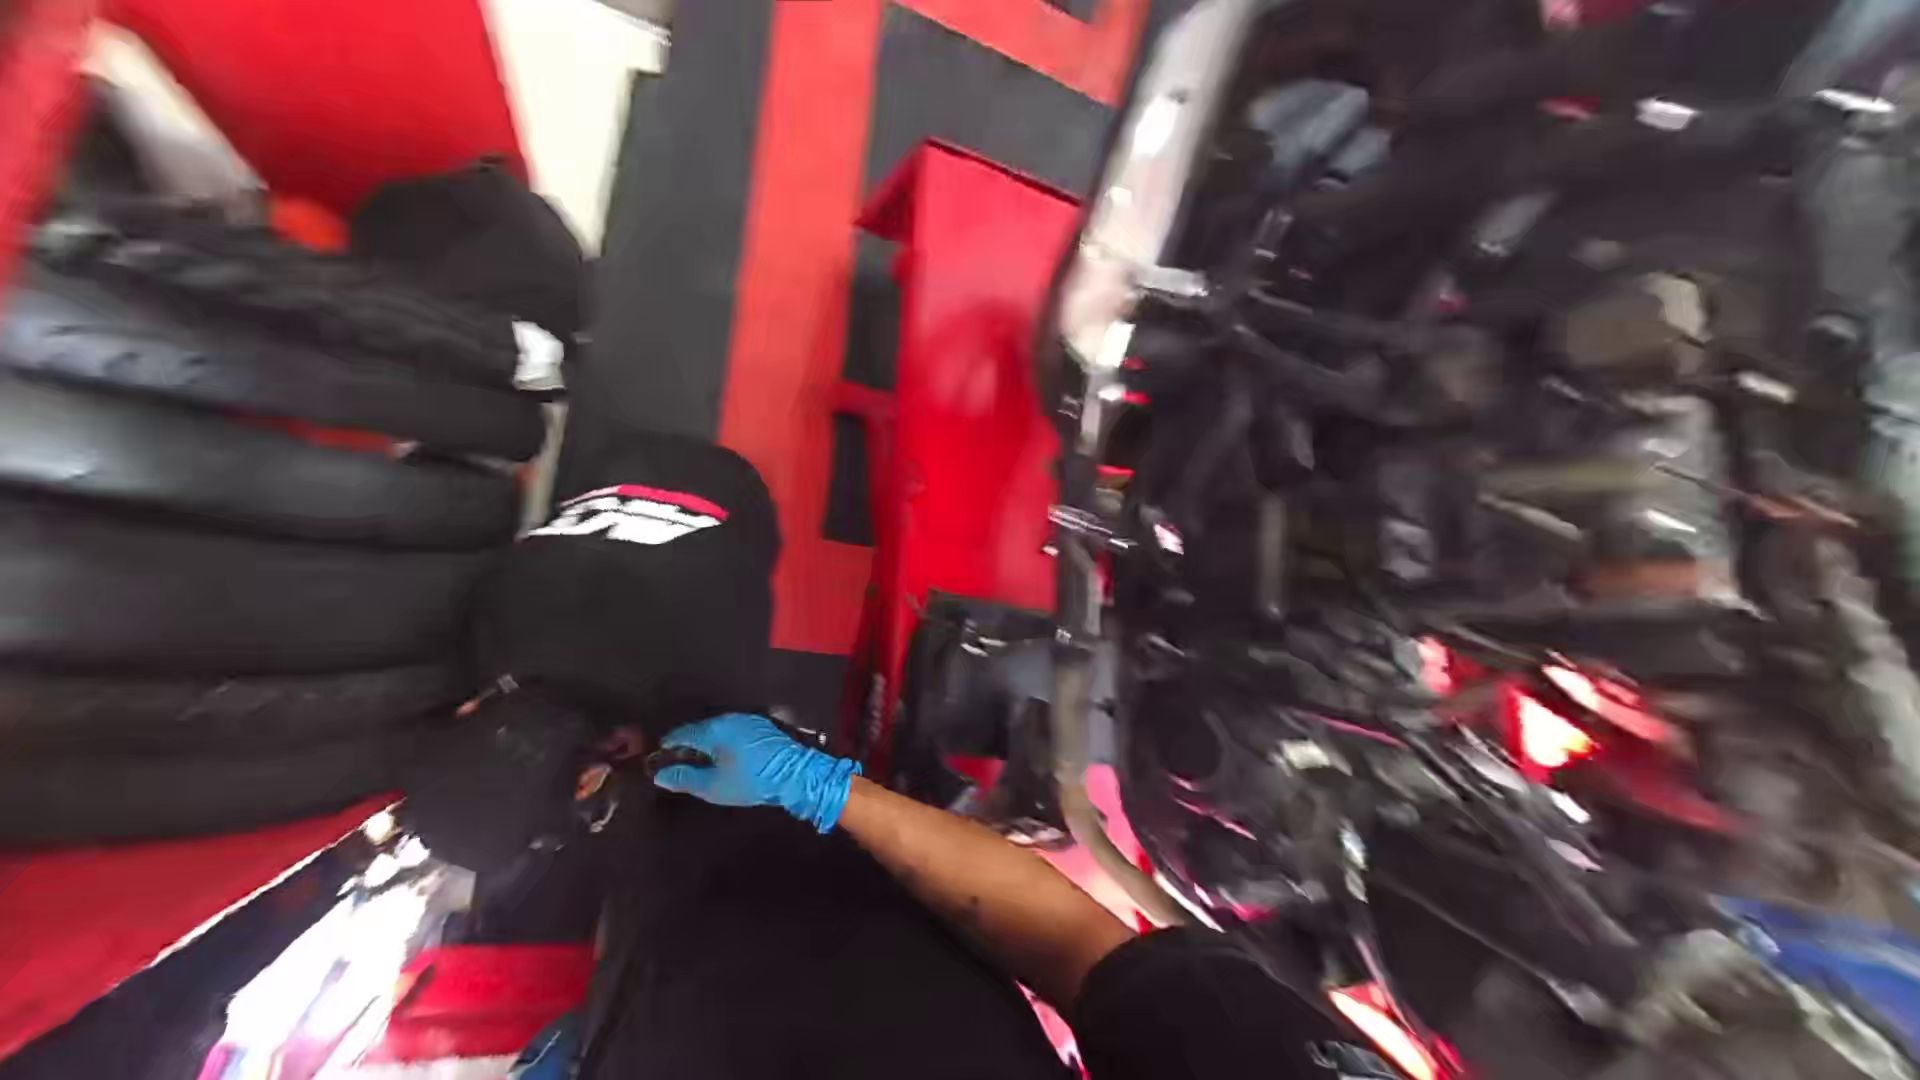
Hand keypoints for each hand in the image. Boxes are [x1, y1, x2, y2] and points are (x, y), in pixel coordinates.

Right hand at [652, 713, 861, 833]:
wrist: (794, 773)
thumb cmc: (750, 781)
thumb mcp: (712, 786)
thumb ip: (684, 778)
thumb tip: (661, 774)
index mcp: (714, 729)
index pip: (682, 733)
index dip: (668, 745)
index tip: (660, 756)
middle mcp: (729, 718)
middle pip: (700, 728)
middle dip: (687, 744)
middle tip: (678, 762)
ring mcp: (748, 720)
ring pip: (718, 728)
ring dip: (706, 742)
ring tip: (700, 761)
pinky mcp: (761, 726)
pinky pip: (733, 730)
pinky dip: (723, 740)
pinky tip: (724, 755)